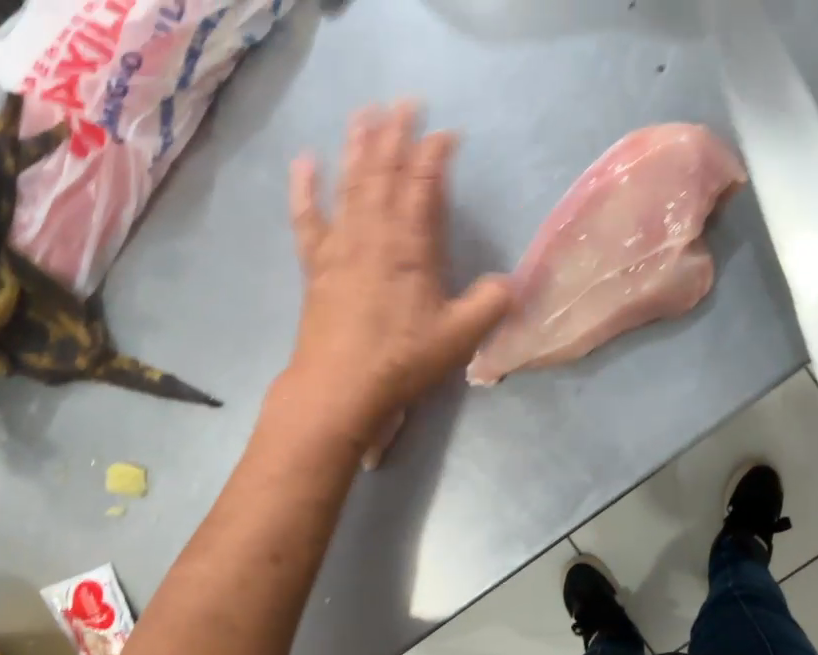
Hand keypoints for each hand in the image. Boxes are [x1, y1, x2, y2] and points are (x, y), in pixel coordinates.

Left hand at [277, 101, 511, 453]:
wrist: (339, 389)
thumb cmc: (402, 361)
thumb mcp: (460, 337)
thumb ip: (491, 305)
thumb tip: (512, 284)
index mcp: (410, 246)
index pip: (424, 184)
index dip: (435, 154)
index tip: (447, 134)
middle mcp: (373, 234)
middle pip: (383, 171)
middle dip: (396, 134)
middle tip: (405, 103)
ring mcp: (340, 246)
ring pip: (349, 184)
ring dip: (357, 147)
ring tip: (364, 113)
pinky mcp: (317, 265)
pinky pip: (308, 217)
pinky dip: (306, 189)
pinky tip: (305, 163)